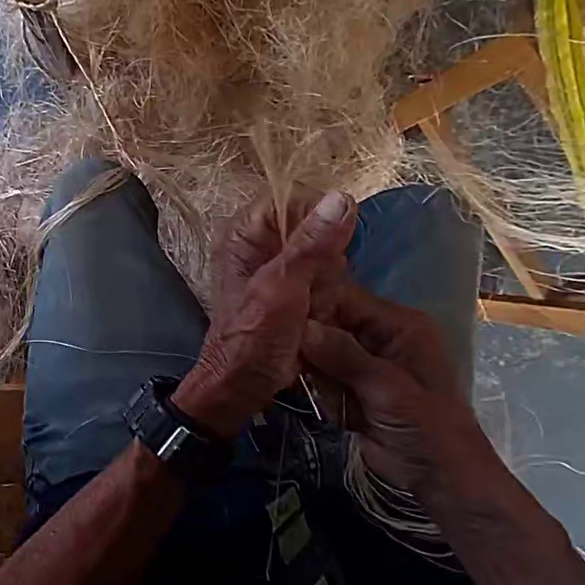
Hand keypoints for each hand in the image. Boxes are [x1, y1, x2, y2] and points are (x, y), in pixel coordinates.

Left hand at [171, 189, 356, 440]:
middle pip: (314, 228)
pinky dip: (327, 297)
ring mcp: (276, 267)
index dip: (317, 219)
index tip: (328, 250)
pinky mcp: (292, 290)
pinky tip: (317, 316)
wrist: (242, 386)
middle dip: (324, 260)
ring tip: (311, 308)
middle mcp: (258, 244)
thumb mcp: (281, 289)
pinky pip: (325, 280)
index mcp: (243, 234)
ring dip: (328, 282)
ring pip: (325, 256)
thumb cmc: (253, 339)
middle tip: (312, 291)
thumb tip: (342, 198)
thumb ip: (310, 246)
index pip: (292, 198)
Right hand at [298, 286, 490, 495]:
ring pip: (316, 347)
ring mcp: (360, 363)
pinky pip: (317, 372)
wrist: (442, 481)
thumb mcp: (388, 389)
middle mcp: (376, 336)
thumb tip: (301, 326)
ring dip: (303, 361)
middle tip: (273, 343)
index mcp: (397, 325)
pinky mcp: (347, 386)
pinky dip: (307, 380)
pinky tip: (293, 383)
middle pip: (326, 320)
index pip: (345, 297)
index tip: (277, 311)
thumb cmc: (429, 429)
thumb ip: (345, 355)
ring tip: (284, 367)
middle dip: (303, 334)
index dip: (312, 301)